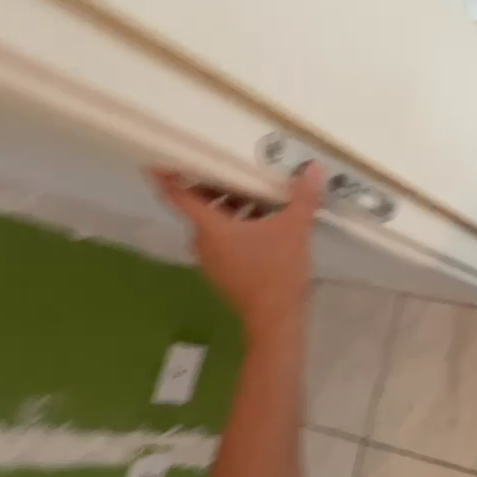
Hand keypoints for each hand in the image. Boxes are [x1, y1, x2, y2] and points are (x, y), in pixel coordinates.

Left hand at [151, 165, 323, 331]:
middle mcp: (202, 241)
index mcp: (210, 227)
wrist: (275, 318)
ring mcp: (210, 259)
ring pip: (213, 222)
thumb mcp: (294, 228)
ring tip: (259, 194)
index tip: (160, 157)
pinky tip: (265, 222)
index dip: (166, 174)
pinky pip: (223, 239)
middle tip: (238, 168)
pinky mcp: (222, 271)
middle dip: (215, 185)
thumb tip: (315, 166)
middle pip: (199, 205)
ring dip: (231, 205)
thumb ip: (303, 196)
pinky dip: (236, 224)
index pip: (177, 195)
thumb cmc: (277, 269)